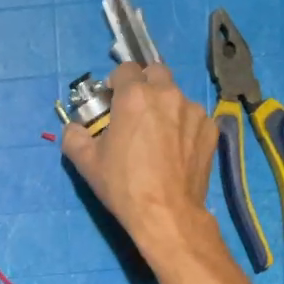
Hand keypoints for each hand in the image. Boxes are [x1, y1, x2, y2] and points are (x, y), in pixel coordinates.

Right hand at [61, 63, 223, 259]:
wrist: (166, 213)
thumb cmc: (123, 186)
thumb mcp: (87, 164)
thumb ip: (74, 137)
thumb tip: (74, 129)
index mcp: (134, 95)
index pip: (124, 69)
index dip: (116, 84)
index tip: (112, 102)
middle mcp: (167, 93)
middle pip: (155, 73)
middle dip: (144, 85)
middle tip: (136, 113)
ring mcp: (193, 110)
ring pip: (176, 96)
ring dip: (165, 107)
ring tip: (159, 137)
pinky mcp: (210, 129)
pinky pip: (193, 119)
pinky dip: (184, 127)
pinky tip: (177, 151)